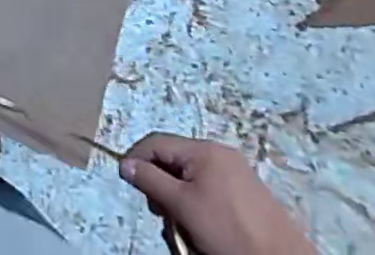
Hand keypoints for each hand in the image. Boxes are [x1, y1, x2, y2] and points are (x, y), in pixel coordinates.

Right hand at [121, 133, 313, 254]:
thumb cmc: (229, 232)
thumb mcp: (182, 206)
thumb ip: (150, 180)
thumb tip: (124, 164)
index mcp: (203, 150)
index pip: (156, 142)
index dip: (136, 159)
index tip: (127, 181)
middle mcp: (220, 153)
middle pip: (174, 158)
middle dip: (160, 182)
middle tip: (159, 210)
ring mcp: (238, 171)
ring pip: (191, 175)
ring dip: (178, 195)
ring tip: (182, 222)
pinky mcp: (249, 192)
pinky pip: (211, 186)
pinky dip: (198, 201)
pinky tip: (202, 224)